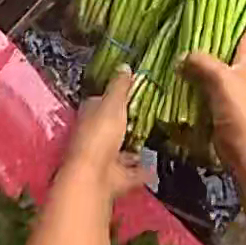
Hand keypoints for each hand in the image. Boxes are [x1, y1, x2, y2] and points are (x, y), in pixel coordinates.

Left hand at [61, 65, 152, 200]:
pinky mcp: (111, 178)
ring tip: (153, 140)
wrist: (93, 178)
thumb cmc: (101, 133)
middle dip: (123, 124)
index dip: (113, 97)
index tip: (132, 93)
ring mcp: (101, 159)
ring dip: (132, 148)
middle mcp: (91, 136)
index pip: (99, 101)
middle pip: (109, 126)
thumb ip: (120, 86)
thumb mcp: (113, 103)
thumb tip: (124, 65)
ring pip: (118, 150)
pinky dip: (141, 171)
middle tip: (146, 116)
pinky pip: (130, 172)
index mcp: (89, 114)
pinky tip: (156, 167)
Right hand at [182, 30, 245, 159]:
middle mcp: (242, 74)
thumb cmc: (241, 112)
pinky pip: (205, 91)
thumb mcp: (222, 80)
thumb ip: (203, 64)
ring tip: (178, 50)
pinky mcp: (221, 110)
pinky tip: (179, 80)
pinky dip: (194, 85)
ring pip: (214, 71)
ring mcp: (232, 92)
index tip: (222, 6)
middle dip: (212, 41)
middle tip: (189, 28)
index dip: (238, 19)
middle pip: (227, 51)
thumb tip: (183, 55)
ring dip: (199, 64)